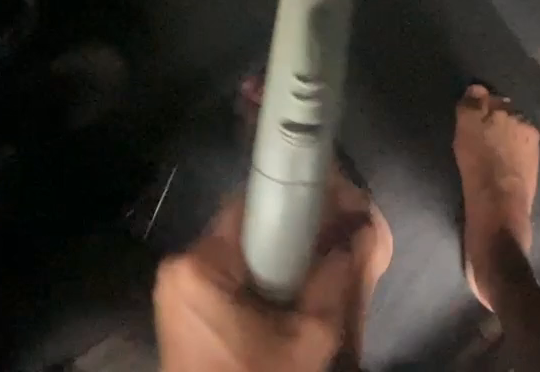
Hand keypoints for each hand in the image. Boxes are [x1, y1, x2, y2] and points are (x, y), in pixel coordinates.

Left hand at [154, 178, 386, 371]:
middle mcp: (180, 266)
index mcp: (201, 265)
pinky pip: (227, 274)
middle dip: (294, 229)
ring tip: (320, 262)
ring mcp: (176, 289)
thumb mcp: (309, 338)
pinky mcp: (181, 310)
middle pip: (248, 225)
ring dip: (279, 253)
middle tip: (336, 235)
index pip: (256, 203)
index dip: (301, 200)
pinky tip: (290, 290)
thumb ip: (337, 278)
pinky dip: (260, 276)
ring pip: (240, 249)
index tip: (337, 205)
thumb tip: (362, 230)